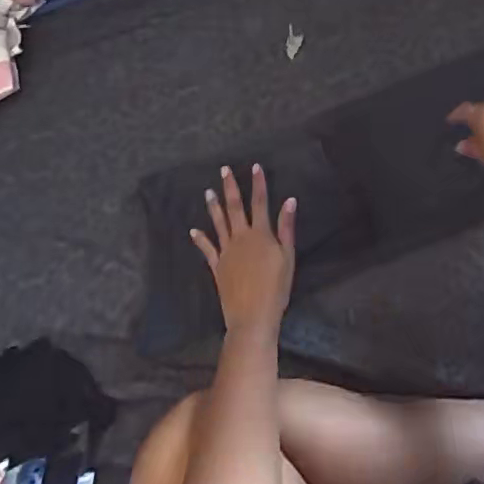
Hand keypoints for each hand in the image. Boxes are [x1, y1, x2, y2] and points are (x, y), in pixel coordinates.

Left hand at [191, 165, 296, 335]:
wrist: (252, 317)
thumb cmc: (276, 288)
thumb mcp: (288, 257)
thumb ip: (286, 228)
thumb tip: (289, 200)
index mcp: (260, 234)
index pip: (260, 202)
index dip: (258, 184)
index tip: (255, 167)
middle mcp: (241, 237)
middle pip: (235, 207)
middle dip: (230, 187)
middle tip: (224, 170)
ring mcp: (226, 251)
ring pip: (219, 223)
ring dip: (214, 206)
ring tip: (208, 191)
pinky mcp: (217, 266)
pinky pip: (207, 249)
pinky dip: (200, 239)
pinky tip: (193, 230)